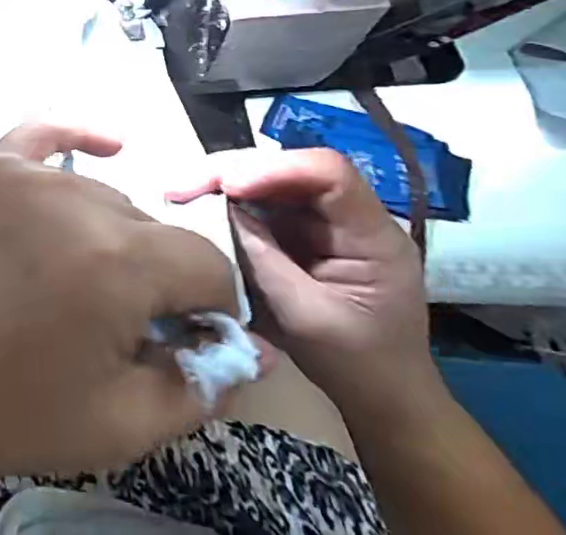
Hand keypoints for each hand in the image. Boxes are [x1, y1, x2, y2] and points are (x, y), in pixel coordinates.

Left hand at [0, 123, 243, 481]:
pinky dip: (79, 136)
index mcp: (120, 261)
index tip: (192, 342)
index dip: (213, 310)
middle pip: (153, 233)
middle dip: (156, 280)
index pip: (209, 267)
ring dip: (111, 239)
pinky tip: (109, 144)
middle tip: (118, 327)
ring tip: (77, 284)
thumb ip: (195, 388)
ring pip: (104, 199)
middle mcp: (79, 200)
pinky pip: (45, 133)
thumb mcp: (112, 426)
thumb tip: (243, 352)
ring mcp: (26, 174)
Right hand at [168, 148, 432, 416]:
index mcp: (373, 236)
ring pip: (270, 179)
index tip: (228, 187)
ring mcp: (324, 221)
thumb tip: (220, 210)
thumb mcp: (306, 318)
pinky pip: (262, 201)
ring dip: (223, 181)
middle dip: (233, 171)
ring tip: (182, 193)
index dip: (276, 169)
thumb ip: (265, 262)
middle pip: (290, 168)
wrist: (383, 397)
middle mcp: (350, 216)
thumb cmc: (356, 365)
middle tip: (183, 188)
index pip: (331, 174)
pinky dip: (227, 200)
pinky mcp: (302, 229)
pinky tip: (199, 203)